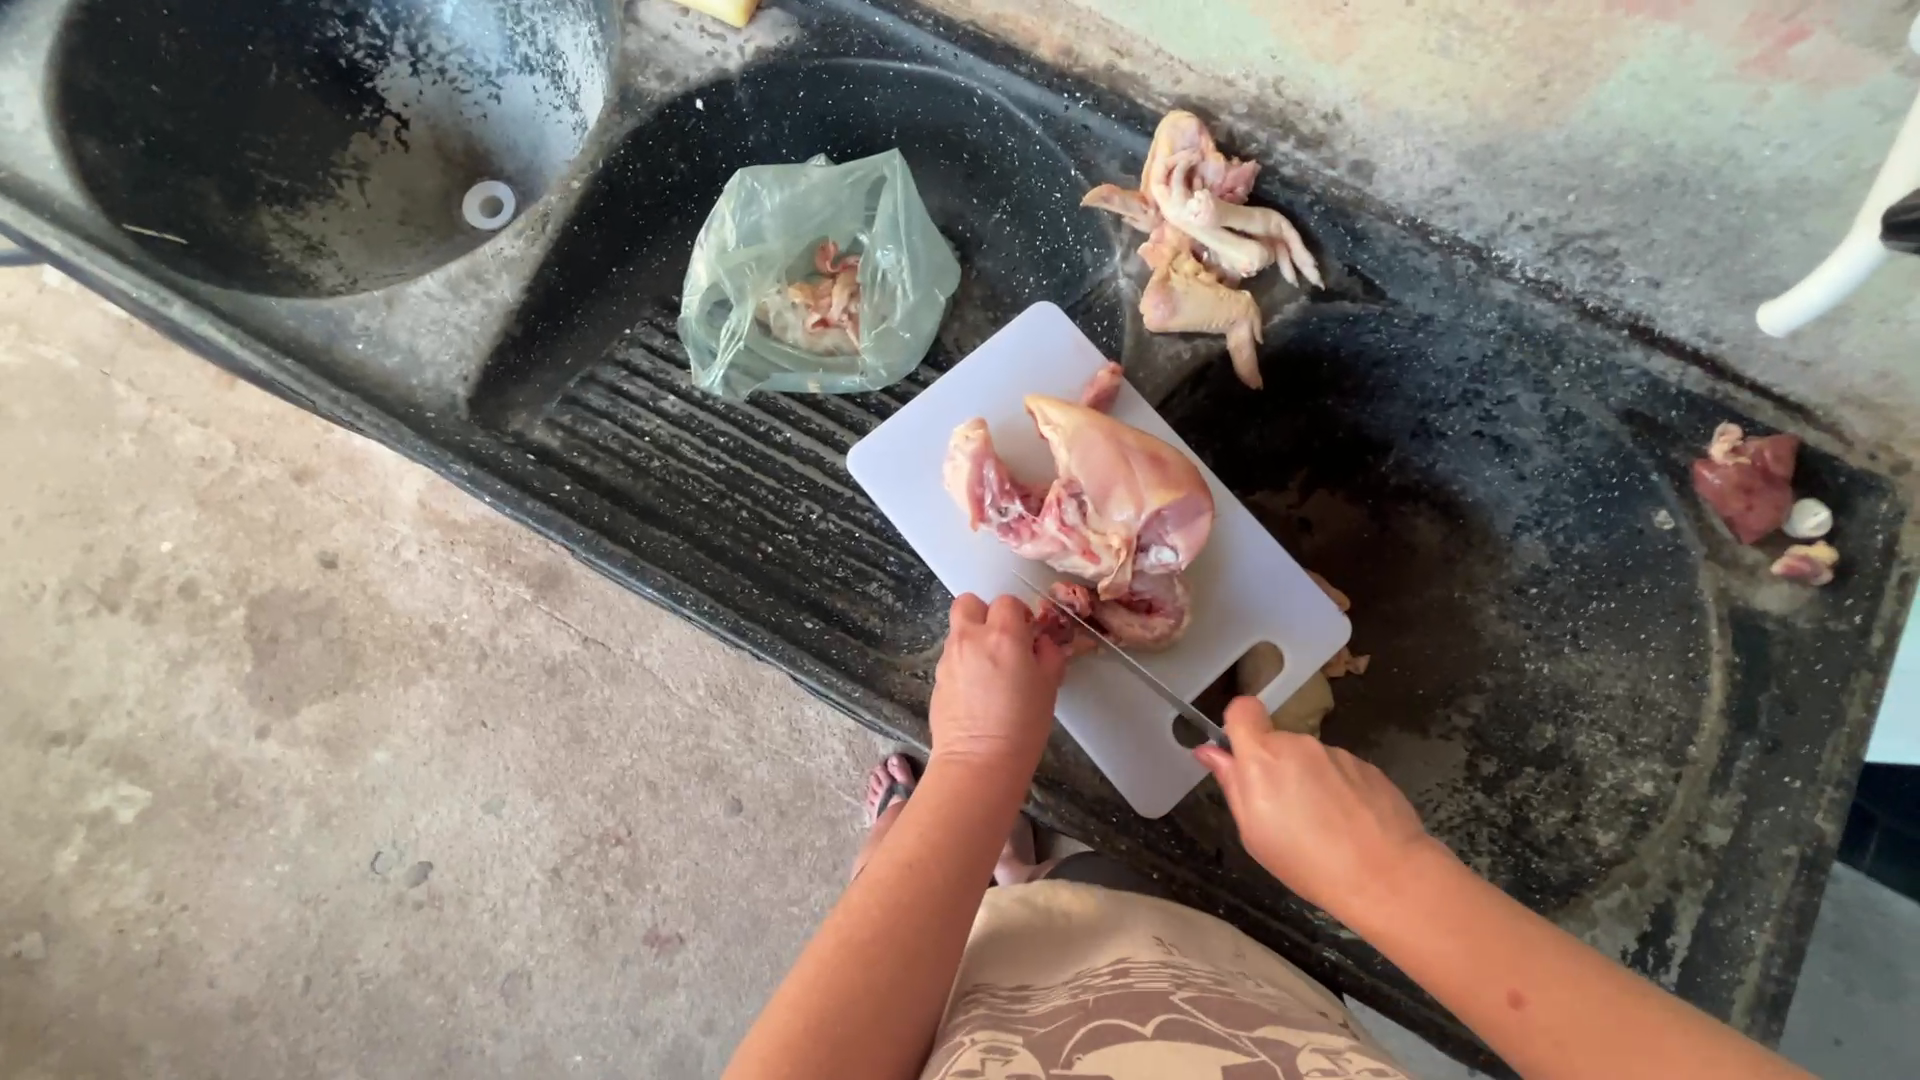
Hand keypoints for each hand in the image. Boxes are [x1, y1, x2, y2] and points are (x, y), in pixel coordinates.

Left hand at [927, 594, 1066, 773]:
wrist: (979, 761)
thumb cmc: (1023, 724)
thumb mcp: (1049, 686)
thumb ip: (1048, 654)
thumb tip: (1040, 643)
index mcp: (1003, 635)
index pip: (1007, 601)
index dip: (1019, 614)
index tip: (1027, 634)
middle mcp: (971, 638)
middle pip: (969, 602)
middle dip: (984, 613)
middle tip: (1000, 639)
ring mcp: (949, 657)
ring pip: (958, 630)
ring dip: (972, 638)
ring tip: (989, 671)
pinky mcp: (936, 677)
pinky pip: (951, 657)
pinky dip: (963, 663)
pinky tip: (976, 691)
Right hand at [1195, 697, 1447, 922]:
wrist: (1387, 876)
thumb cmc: (1306, 861)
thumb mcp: (1253, 832)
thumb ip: (1231, 784)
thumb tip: (1209, 752)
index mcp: (1263, 756)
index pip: (1242, 709)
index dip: (1239, 725)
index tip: (1242, 754)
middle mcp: (1299, 744)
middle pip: (1277, 741)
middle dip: (1276, 767)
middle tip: (1284, 810)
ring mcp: (1337, 754)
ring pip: (1310, 758)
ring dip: (1309, 780)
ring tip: (1324, 825)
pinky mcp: (1368, 767)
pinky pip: (1340, 771)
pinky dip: (1339, 790)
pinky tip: (1350, 824)